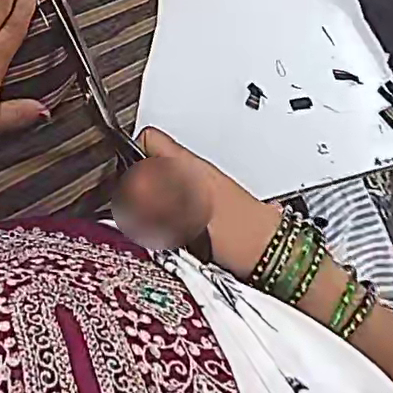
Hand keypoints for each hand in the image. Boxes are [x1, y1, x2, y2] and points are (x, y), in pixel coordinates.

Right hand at [115, 128, 265, 261]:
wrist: (272, 255)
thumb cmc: (239, 233)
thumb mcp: (185, 214)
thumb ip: (154, 197)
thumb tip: (128, 186)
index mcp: (186, 164)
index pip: (147, 138)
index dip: (129, 150)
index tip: (119, 172)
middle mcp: (194, 172)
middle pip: (152, 163)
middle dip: (138, 183)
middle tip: (133, 205)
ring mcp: (202, 189)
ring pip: (164, 185)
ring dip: (153, 201)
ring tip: (153, 223)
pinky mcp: (208, 209)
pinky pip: (177, 202)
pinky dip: (169, 215)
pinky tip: (172, 235)